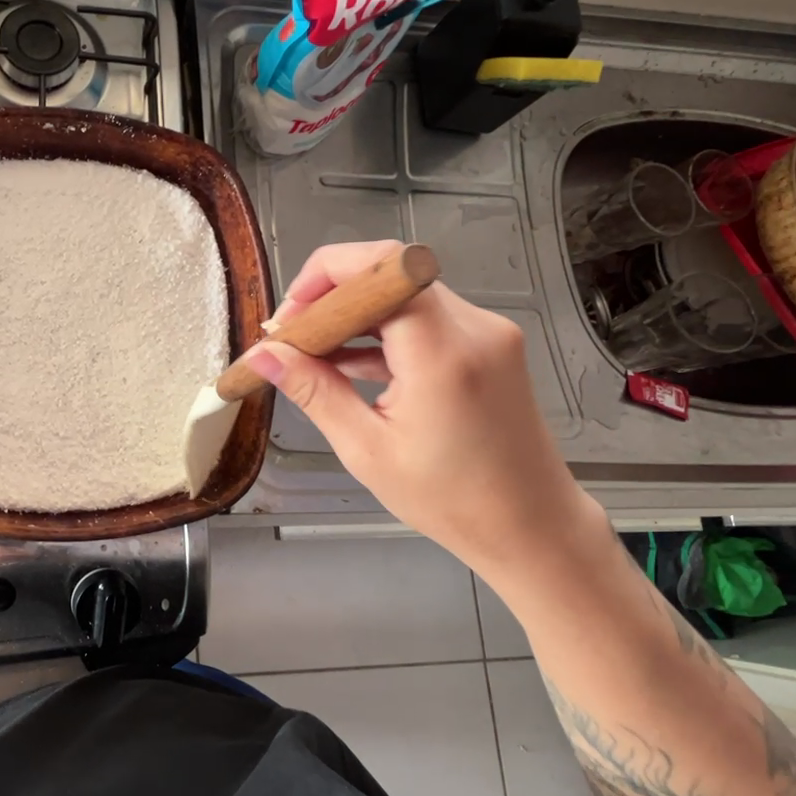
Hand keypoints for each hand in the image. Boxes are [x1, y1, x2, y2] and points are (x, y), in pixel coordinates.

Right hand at [244, 241, 605, 574]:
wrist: (533, 528)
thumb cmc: (451, 501)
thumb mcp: (366, 449)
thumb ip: (314, 391)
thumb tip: (263, 355)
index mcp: (443, 353)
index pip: (381, 268)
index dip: (326, 275)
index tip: (290, 316)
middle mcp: (473, 328)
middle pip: (389, 273)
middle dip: (331, 294)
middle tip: (292, 336)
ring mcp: (486, 333)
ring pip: (403, 292)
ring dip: (353, 314)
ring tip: (311, 353)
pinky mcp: (488, 344)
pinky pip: (424, 317)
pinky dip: (382, 331)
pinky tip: (347, 363)